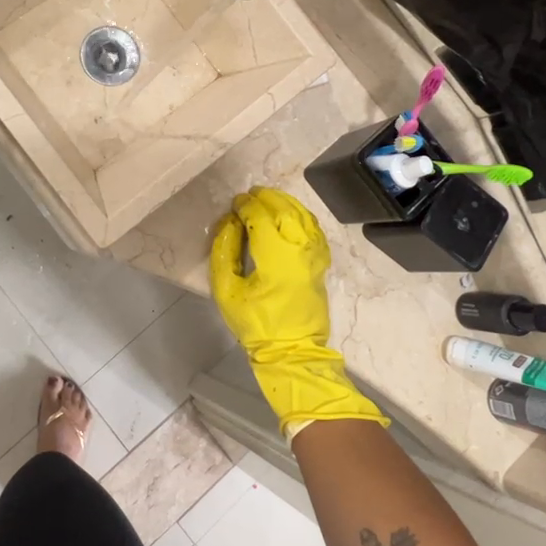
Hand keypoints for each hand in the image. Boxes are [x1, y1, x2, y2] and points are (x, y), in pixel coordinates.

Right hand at [210, 187, 386, 439]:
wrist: (292, 350)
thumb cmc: (256, 324)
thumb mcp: (226, 292)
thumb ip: (224, 253)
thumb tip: (229, 223)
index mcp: (275, 259)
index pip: (261, 218)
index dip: (247, 205)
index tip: (235, 203)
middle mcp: (299, 251)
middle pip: (285, 210)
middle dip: (266, 198)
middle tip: (250, 195)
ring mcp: (315, 256)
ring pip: (303, 216)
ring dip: (285, 202)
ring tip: (267, 198)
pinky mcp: (322, 263)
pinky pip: (314, 229)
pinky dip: (302, 215)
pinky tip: (290, 213)